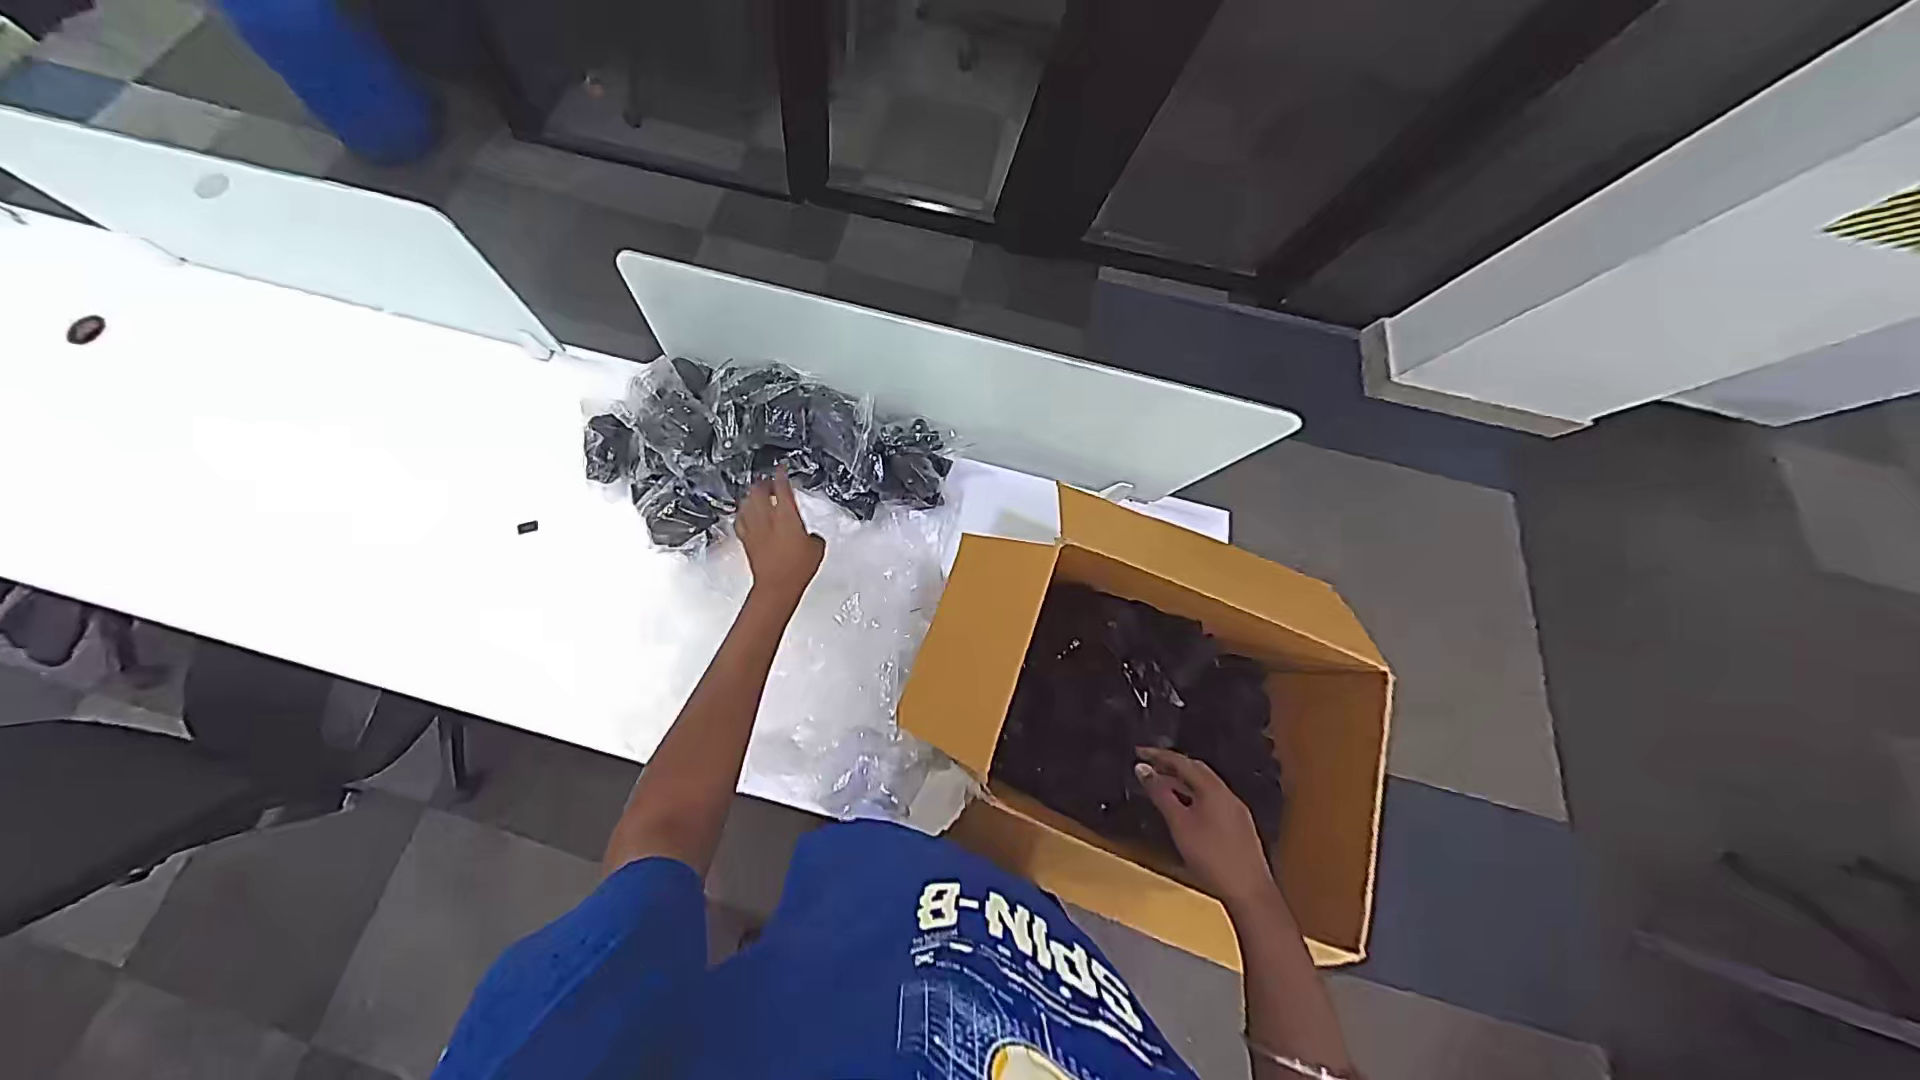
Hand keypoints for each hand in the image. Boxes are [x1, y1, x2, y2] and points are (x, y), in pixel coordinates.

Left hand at [737, 465, 824, 607]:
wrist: (777, 585)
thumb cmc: (797, 567)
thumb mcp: (817, 547)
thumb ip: (813, 535)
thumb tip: (810, 536)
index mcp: (787, 514)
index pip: (782, 486)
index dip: (781, 474)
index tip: (781, 468)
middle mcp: (767, 517)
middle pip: (759, 490)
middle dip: (764, 482)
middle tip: (769, 481)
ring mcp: (754, 527)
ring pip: (747, 502)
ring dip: (752, 495)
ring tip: (757, 494)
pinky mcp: (745, 539)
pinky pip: (740, 520)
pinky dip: (743, 513)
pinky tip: (745, 514)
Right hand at [1136, 747, 1276, 906]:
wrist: (1249, 892)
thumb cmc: (1211, 856)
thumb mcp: (1179, 823)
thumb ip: (1160, 794)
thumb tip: (1143, 769)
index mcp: (1212, 788)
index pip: (1182, 762)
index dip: (1158, 755)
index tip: (1139, 752)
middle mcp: (1226, 794)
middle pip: (1196, 770)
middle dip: (1171, 765)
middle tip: (1149, 766)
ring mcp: (1235, 809)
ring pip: (1204, 785)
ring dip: (1181, 781)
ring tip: (1160, 785)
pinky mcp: (1238, 825)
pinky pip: (1211, 799)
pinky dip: (1193, 795)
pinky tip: (1183, 807)